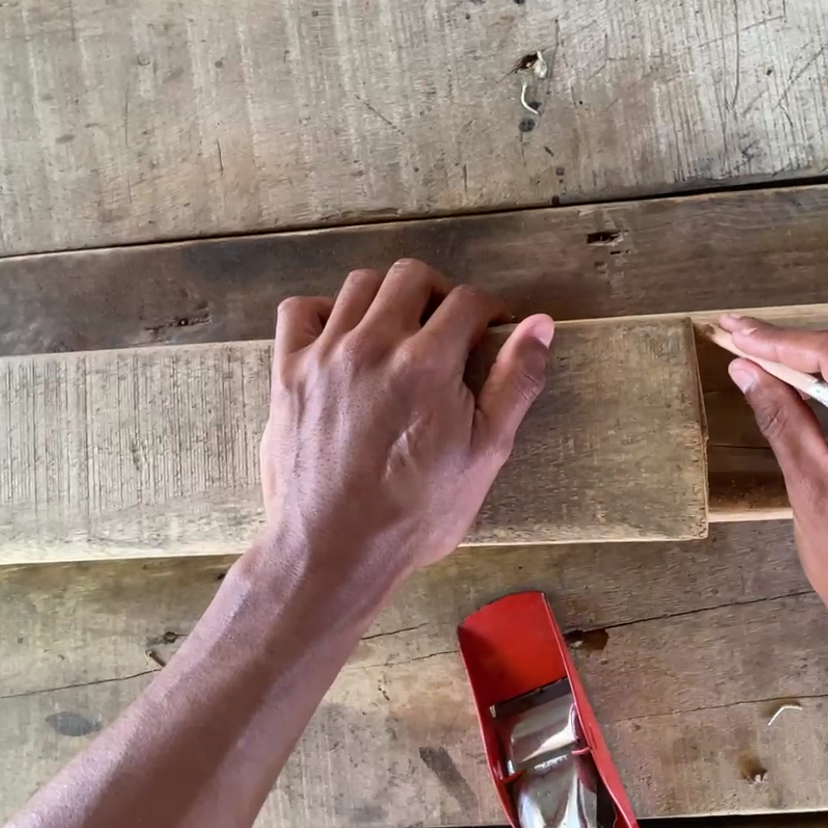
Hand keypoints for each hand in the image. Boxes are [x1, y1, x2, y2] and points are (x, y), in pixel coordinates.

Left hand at [260, 260, 554, 591]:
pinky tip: (344, 338)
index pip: (468, 300)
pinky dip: (326, 312)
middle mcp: (373, 344)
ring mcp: (324, 355)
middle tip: (449, 328)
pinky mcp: (288, 372)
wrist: (333, 551)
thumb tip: (540, 324)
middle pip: (411, 276)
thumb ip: (515, 381)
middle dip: (441, 292)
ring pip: (359, 285)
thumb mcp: (486, 453)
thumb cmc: (417, 511)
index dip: (490, 309)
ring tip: (401, 332)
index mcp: (427, 363)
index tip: (493, 329)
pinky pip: (300, 310)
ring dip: (388, 297)